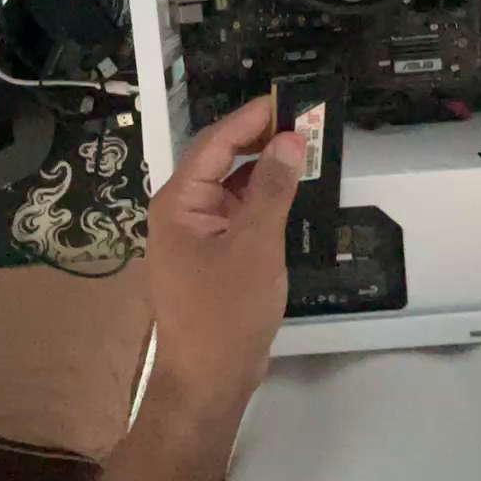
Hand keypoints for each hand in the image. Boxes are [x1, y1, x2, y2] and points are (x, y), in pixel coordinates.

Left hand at [145, 96, 305, 404]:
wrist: (208, 380)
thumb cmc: (225, 313)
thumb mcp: (255, 245)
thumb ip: (273, 189)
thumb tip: (291, 139)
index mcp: (179, 202)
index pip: (215, 143)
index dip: (250, 119)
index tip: (285, 100)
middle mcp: (181, 210)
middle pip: (220, 160)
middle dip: (258, 139)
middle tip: (301, 121)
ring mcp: (196, 232)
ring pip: (230, 185)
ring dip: (263, 167)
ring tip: (301, 147)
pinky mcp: (212, 252)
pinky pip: (236, 211)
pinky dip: (261, 197)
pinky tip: (287, 189)